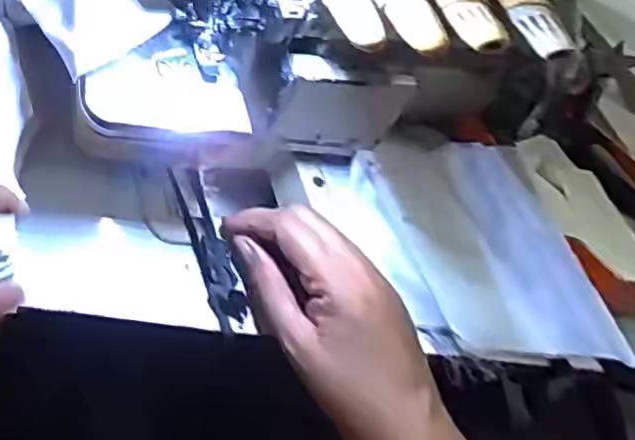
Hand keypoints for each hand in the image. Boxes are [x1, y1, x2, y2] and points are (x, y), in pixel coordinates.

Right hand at [223, 207, 463, 439]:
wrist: (408, 426)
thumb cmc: (349, 392)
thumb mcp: (296, 343)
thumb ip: (267, 286)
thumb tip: (243, 245)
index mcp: (339, 275)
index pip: (289, 223)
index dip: (253, 218)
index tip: (226, 227)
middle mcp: (358, 261)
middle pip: (306, 215)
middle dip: (268, 219)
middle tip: (239, 239)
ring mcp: (372, 269)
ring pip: (322, 226)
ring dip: (288, 229)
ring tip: (260, 251)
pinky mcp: (378, 281)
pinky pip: (336, 244)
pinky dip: (308, 243)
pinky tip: (293, 267)